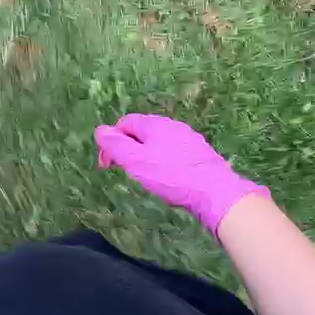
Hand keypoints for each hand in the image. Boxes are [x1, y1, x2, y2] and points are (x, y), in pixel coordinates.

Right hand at [94, 113, 268, 230]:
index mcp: (153, 124)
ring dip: (146, 156)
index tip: (107, 165)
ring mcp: (187, 138)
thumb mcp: (136, 161)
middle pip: (141, 132)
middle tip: (125, 171)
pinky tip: (167, 178)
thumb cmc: (170, 175)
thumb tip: (99, 130)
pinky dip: (163, 162)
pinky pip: (173, 152)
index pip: (124, 123)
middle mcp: (170, 125)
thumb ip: (116, 146)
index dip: (111, 142)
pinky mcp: (199, 153)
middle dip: (128, 149)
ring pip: (158, 142)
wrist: (214, 190)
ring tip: (145, 177)